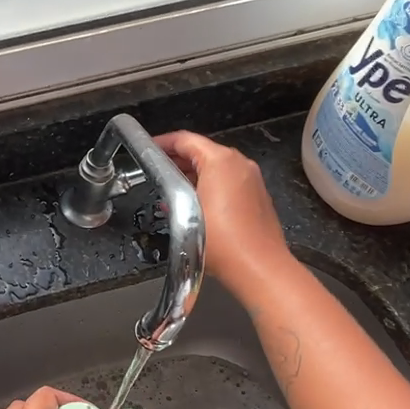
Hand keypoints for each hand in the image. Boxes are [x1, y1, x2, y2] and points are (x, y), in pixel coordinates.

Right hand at [154, 130, 295, 286]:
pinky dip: (210, 186)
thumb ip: (173, 192)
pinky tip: (196, 205)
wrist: (259, 268)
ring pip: (215, 168)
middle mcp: (240, 165)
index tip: (150, 147)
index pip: (186, 140)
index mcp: (222, 161)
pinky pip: (228, 183)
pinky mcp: (256, 197)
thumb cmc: (226, 243)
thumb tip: (168, 191)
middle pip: (202, 151)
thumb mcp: (185, 212)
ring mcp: (251, 181)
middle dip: (177, 159)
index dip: (163, 142)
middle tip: (157, 170)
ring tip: (172, 190)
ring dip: (192, 174)